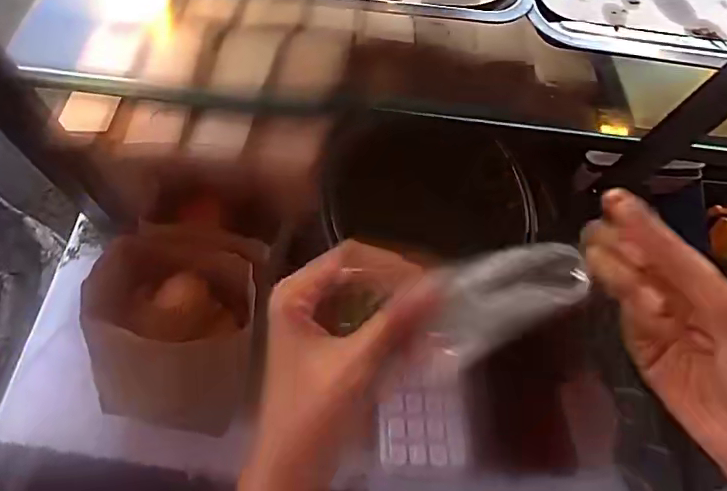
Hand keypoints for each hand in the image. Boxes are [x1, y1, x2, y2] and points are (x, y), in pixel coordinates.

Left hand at [240, 241, 440, 490]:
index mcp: (294, 292)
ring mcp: (312, 318)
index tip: (428, 279)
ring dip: (395, 306)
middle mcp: (300, 296)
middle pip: (356, 274)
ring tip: (431, 315)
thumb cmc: (312, 417)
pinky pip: (361, 319)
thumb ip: (394, 323)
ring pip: (362, 296)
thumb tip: (436, 285)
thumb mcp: (355, 366)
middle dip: (396, 286)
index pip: (349, 258)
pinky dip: (387, 326)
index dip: (390, 264)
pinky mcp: (325, 340)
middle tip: (435, 297)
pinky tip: (415, 337)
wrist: (289, 475)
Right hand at [583, 189, 726, 490]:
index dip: (632, 216)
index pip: (655, 235)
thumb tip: (628, 213)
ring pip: (620, 280)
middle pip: (629, 253)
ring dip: (618, 273)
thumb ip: (674, 259)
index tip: (611, 199)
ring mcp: (653, 320)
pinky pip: (621, 316)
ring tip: (623, 276)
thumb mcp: (722, 304)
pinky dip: (626, 308)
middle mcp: (670, 290)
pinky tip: (639, 306)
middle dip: (616, 242)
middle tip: (605, 241)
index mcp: (695, 274)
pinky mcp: (641, 348)